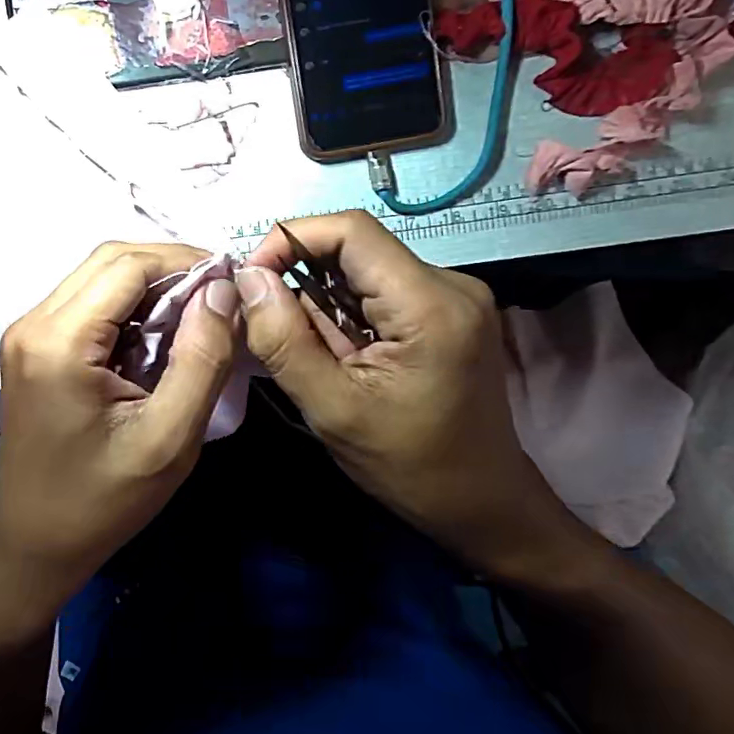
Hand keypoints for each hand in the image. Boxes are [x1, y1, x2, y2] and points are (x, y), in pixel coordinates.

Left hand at [0, 242, 240, 640]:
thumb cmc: (102, 502)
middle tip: (220, 295)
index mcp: (58, 342)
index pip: (129, 265)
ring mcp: (30, 334)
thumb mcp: (169, 438)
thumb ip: (202, 359)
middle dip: (172, 266)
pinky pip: (92, 302)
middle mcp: (34, 324)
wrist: (35, 549)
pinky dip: (134, 305)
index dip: (186, 261)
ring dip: (154, 284)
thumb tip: (223, 289)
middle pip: (111, 261)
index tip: (233, 280)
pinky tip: (163, 333)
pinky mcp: (37, 347)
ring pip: (101, 276)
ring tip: (199, 313)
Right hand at [236, 211, 578, 574]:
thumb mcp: (333, 410)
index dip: (293, 239)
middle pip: (358, 248)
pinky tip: (348, 354)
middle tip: (279, 329)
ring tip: (322, 355)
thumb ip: (284, 340)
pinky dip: (352, 310)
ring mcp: (456, 293)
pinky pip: (386, 287)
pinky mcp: (452, 307)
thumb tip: (249, 277)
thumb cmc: (410, 467)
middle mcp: (451, 283)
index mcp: (430, 304)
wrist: (484, 503)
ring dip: (328, 299)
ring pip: (368, 268)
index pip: (352, 230)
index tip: (254, 278)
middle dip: (307, 278)